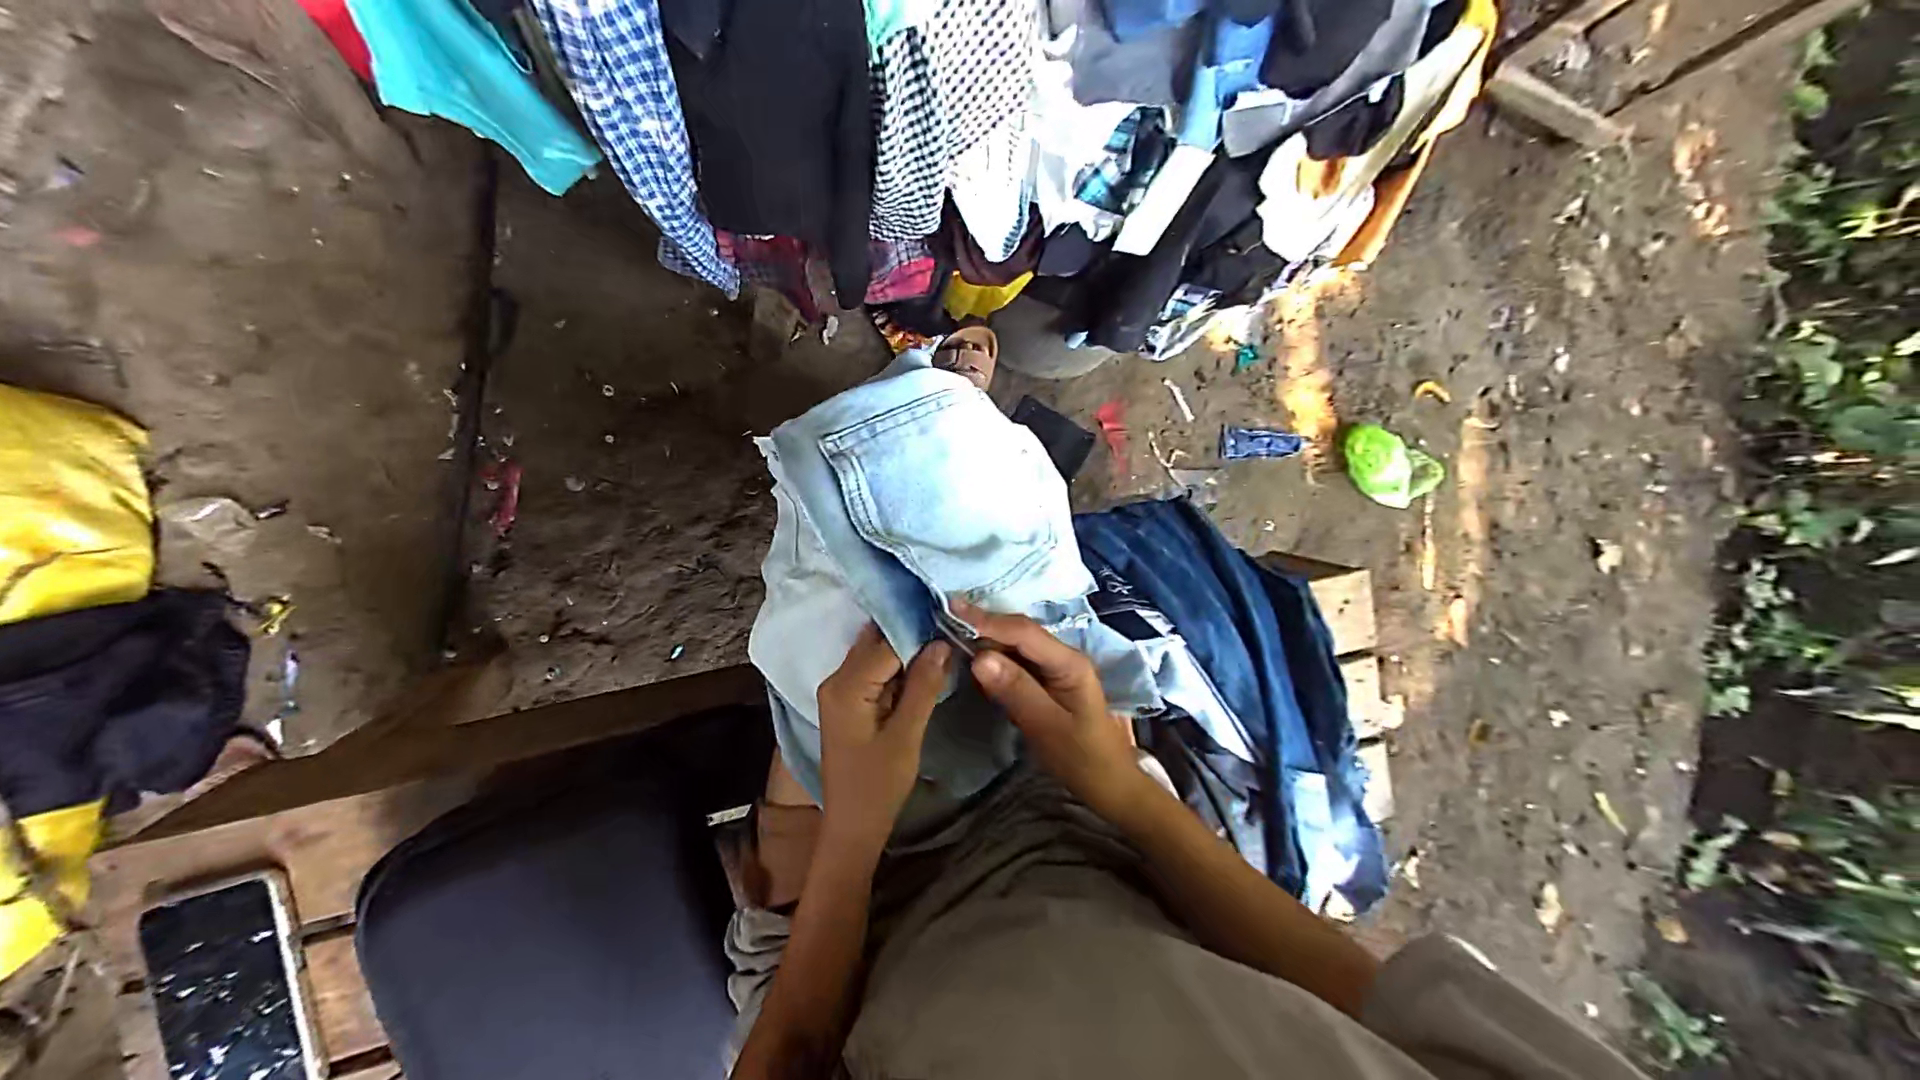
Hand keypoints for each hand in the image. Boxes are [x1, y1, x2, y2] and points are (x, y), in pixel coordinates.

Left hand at [815, 625, 950, 856]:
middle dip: (910, 632)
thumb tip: (941, 643)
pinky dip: (896, 666)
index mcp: (846, 686)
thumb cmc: (879, 785)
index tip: (950, 617)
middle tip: (948, 624)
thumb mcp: (906, 735)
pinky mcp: (847, 701)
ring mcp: (838, 690)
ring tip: (941, 639)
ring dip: (905, 648)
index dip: (918, 629)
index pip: (886, 643)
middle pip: (876, 642)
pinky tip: (923, 664)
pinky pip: (872, 671)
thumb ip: (923, 686)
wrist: (853, 825)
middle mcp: (835, 680)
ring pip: (874, 654)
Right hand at [954, 601, 1151, 822]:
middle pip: (1019, 632)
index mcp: (1069, 662)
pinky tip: (975, 661)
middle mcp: (1063, 656)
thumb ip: (1016, 690)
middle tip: (945, 620)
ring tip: (953, 634)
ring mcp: (1056, 668)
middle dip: (983, 625)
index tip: (953, 610)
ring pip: (1016, 645)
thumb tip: (979, 657)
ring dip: (987, 640)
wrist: (1110, 785)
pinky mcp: (1047, 680)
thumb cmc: (1083, 758)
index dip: (987, 620)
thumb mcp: (1047, 727)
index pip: (1023, 632)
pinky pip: (1017, 661)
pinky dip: (995, 658)